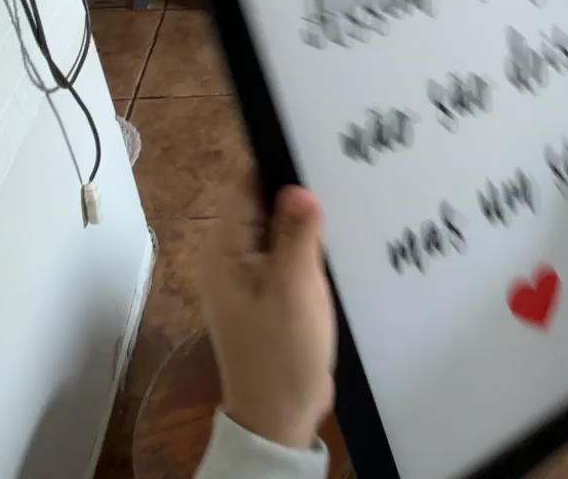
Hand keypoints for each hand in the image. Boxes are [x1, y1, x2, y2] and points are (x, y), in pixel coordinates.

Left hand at [200, 185, 336, 449]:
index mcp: (224, 250)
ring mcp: (248, 274)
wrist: (279, 419)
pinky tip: (334, 236)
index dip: (276, 163)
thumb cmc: (283, 353)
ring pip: (275, 225)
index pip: (244, 186)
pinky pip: (283, 249)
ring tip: (342, 197)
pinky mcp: (267, 289)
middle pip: (260, 202)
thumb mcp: (294, 289)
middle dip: (295, 188)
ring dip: (303, 217)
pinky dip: (305, 241)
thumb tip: (300, 186)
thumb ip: (296, 234)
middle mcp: (230, 256)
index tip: (314, 147)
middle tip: (338, 171)